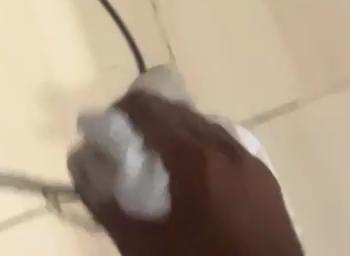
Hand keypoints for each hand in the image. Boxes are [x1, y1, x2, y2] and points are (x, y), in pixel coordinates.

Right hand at [89, 93, 303, 255]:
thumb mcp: (144, 249)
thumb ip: (106, 206)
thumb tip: (81, 170)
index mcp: (193, 157)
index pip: (146, 108)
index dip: (120, 111)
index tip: (106, 130)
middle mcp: (224, 148)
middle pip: (175, 111)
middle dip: (146, 119)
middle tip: (126, 144)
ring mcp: (251, 164)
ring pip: (202, 125)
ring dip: (175, 130)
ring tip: (159, 160)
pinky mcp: (268, 184)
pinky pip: (225, 145)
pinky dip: (202, 146)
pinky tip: (194, 178)